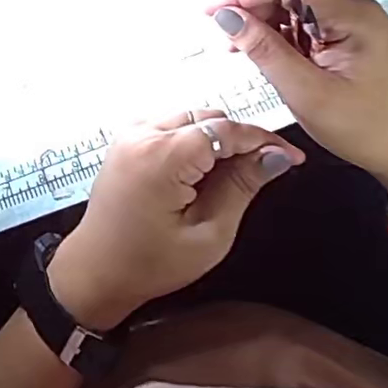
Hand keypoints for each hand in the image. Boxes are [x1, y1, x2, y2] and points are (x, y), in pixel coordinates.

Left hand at [48, 109, 302, 330]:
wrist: (96, 270)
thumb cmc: (149, 264)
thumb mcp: (209, 234)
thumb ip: (242, 187)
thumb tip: (276, 157)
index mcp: (161, 156)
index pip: (225, 129)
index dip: (263, 139)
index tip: (291, 156)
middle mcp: (142, 133)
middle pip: (209, 117)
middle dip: (240, 140)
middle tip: (262, 170)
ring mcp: (131, 132)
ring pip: (192, 118)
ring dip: (217, 139)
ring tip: (230, 176)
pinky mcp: (127, 138)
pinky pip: (172, 125)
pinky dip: (193, 139)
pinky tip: (201, 171)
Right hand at [208, 0, 387, 224]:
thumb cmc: (371, 129)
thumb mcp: (307, 92)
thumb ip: (264, 50)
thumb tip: (229, 18)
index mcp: (352, 14)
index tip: (212, 8)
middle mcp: (356, 10)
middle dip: (251, 8)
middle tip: (220, 30)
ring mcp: (354, 24)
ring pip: (295, 8)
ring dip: (264, 23)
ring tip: (238, 46)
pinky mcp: (350, 39)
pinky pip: (307, 26)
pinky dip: (282, 37)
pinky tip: (265, 53)